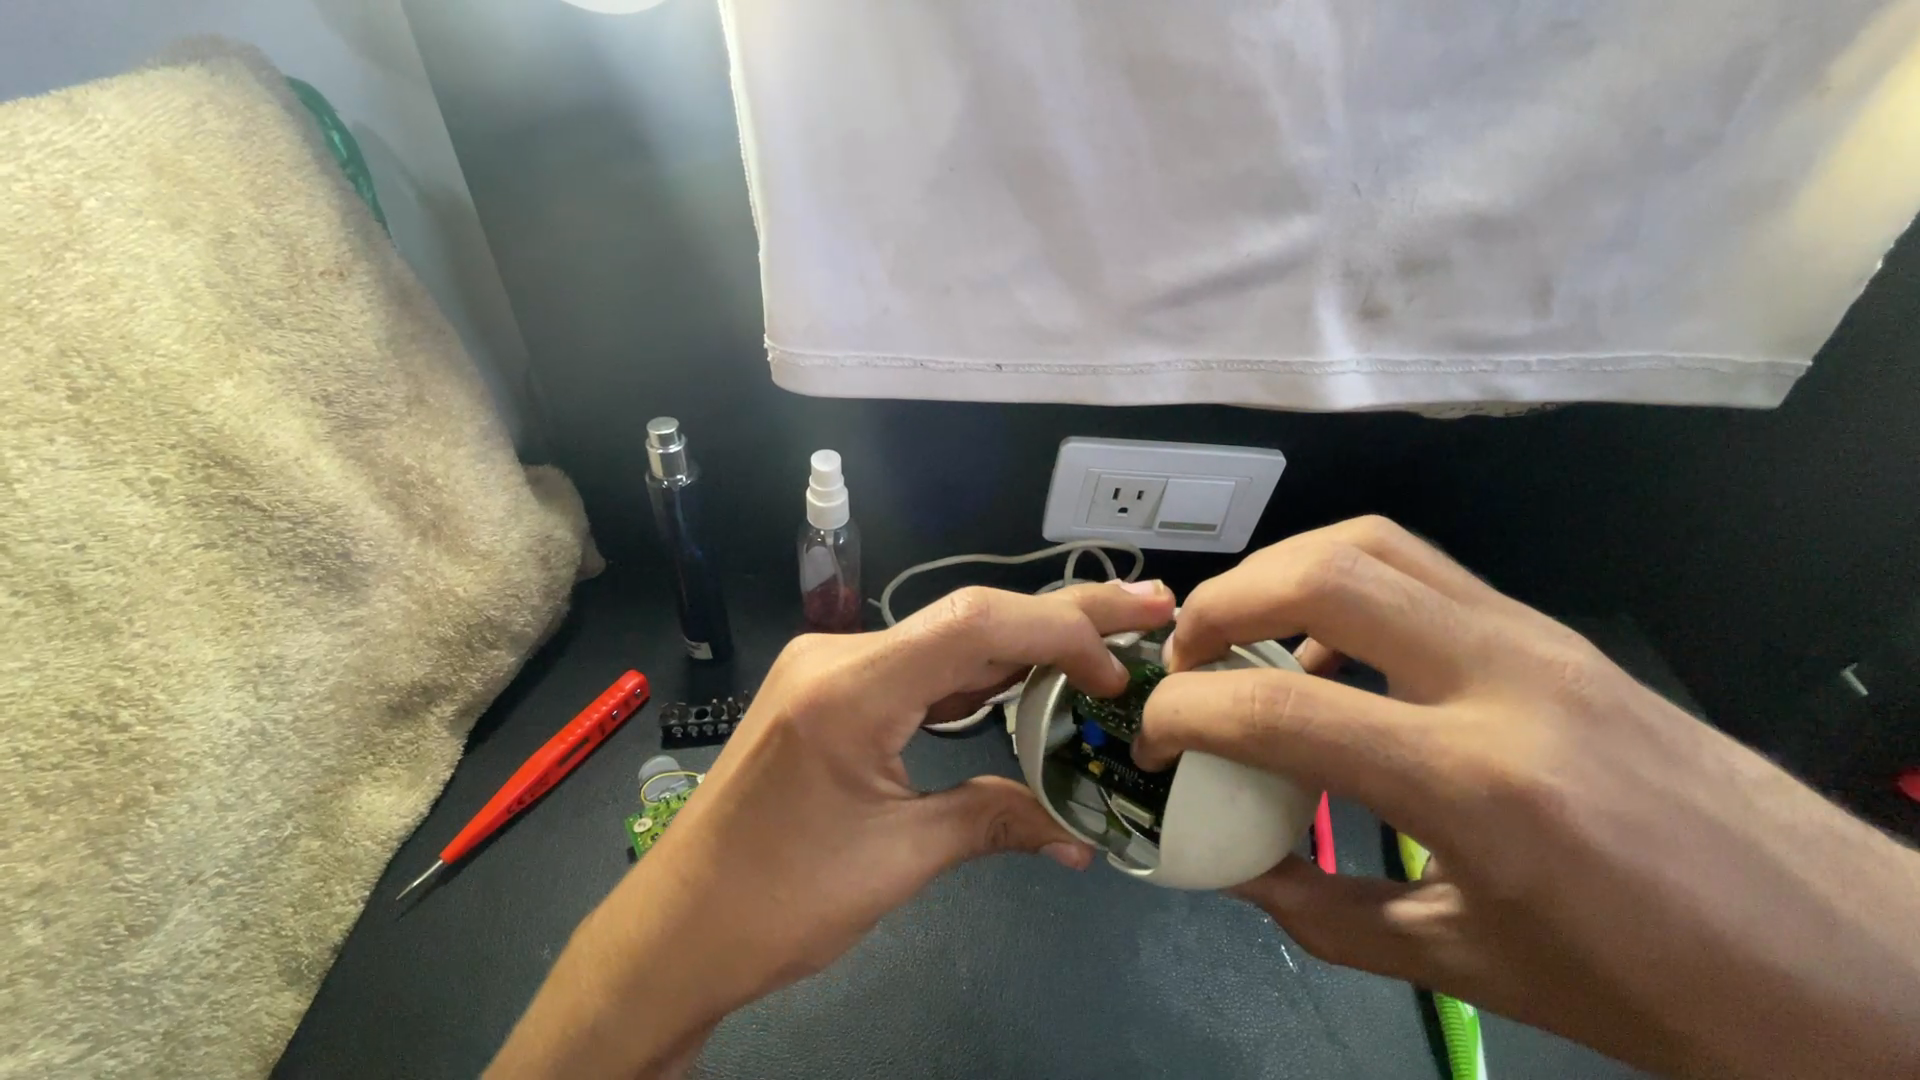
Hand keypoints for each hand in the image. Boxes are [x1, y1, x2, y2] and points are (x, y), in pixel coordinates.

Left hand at [488, 581, 1176, 1078]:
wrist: (675, 930)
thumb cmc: (776, 902)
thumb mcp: (898, 862)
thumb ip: (993, 821)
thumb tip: (1080, 837)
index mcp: (849, 686)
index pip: (975, 626)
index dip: (1060, 632)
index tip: (1120, 666)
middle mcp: (840, 655)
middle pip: (968, 618)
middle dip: (1061, 616)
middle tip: (1147, 604)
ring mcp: (831, 669)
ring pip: (946, 640)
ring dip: (1024, 644)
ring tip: (1106, 640)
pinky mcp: (831, 691)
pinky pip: (918, 669)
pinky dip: (978, 675)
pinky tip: (1030, 678)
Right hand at [1135, 516, 1919, 1078]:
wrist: (1869, 967)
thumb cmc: (1665, 990)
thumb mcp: (1471, 968)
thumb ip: (1326, 912)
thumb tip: (1239, 870)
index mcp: (1477, 783)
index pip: (1279, 710)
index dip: (1185, 713)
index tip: (1150, 735)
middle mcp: (1503, 679)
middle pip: (1323, 575)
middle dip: (1222, 605)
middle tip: (1186, 659)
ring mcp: (1537, 639)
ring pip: (1374, 545)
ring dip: (1281, 574)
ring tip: (1245, 633)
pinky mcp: (1555, 633)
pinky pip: (1422, 572)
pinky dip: (1345, 588)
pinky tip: (1336, 655)